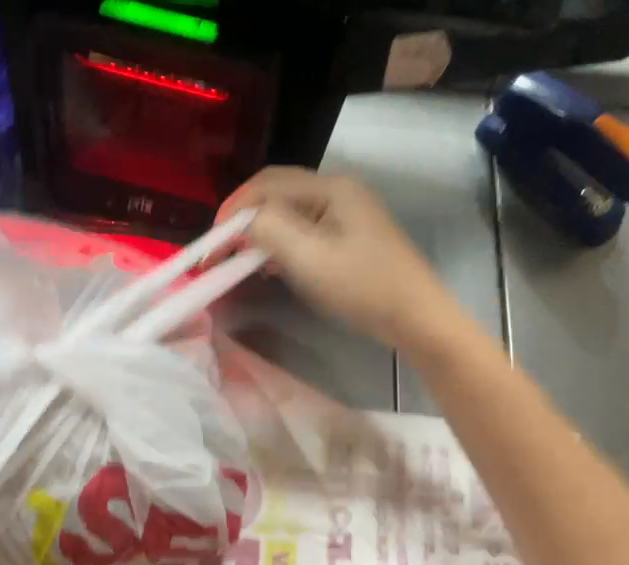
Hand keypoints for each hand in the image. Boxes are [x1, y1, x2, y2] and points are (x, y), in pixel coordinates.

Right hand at [218, 168, 460, 350]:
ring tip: (240, 257)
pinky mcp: (352, 237)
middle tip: (221, 248)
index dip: (234, 207)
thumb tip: (245, 221)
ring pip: (291, 212)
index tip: (212, 240)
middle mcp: (340, 191)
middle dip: (245, 217)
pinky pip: (306, 230)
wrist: (416, 317)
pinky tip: (272, 265)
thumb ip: (270, 230)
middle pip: (279, 192)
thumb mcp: (309, 258)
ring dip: (262, 231)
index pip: (268, 183)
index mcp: (332, 188)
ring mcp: (349, 214)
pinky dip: (282, 243)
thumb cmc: (363, 287)